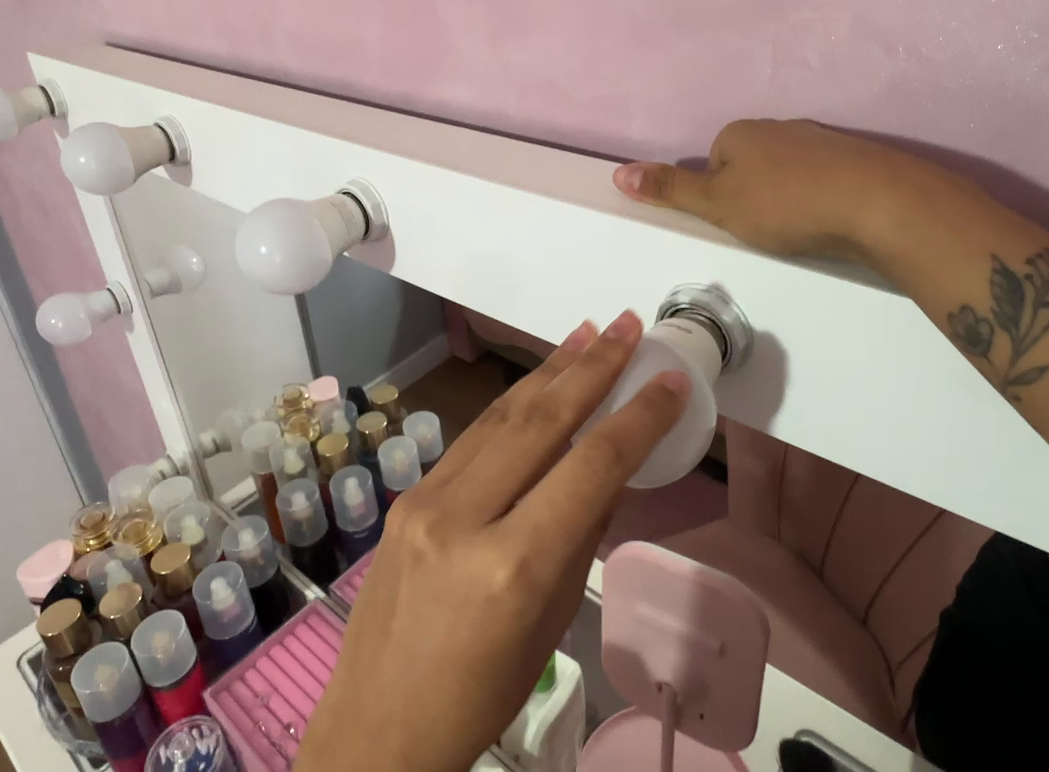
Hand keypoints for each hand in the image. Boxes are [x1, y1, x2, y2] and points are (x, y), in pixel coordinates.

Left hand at [294, 311, 688, 771]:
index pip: (592, 468)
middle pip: (541, 422)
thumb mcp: (550, 622)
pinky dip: (510, 407)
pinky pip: (471, 442)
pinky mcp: (407, 497)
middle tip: (625, 324)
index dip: (638, 418)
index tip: (671, 379)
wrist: (377, 724)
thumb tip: (608, 469)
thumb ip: (580, 536)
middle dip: (591, 367)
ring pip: (500, 419)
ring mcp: (426, 500)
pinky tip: (535, 386)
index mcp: (514, 565)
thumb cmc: (481, 694)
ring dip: (548, 372)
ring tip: (585, 335)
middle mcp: (466, 517)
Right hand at [612, 118, 967, 263]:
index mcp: (740, 133)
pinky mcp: (854, 157)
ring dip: (787, 195)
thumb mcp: (718, 204)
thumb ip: (671, 189)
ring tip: (800, 226)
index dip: (718, 195)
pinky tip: (830, 217)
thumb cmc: (786, 205)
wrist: (879, 203)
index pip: (712, 161)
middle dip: (752, 193)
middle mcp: (778, 127)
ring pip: (786, 171)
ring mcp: (819, 138)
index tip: (736, 219)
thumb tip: (618, 172)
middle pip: (749, 164)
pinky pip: (821, 176)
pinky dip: (819, 196)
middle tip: (767, 226)